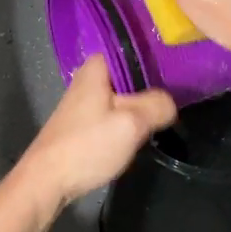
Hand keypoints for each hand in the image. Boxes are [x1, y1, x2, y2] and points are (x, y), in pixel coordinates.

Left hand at [13, 56, 176, 207]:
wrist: (48, 180)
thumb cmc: (88, 145)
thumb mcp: (131, 123)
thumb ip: (157, 106)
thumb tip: (172, 103)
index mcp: (98, 65)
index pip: (137, 51)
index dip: (160, 63)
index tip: (183, 77)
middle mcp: (90, 76)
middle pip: (133, 75)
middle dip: (153, 88)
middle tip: (179, 101)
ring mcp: (87, 100)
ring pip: (126, 96)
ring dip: (143, 108)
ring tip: (166, 117)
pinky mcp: (86, 121)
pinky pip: (116, 113)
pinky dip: (130, 121)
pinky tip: (143, 133)